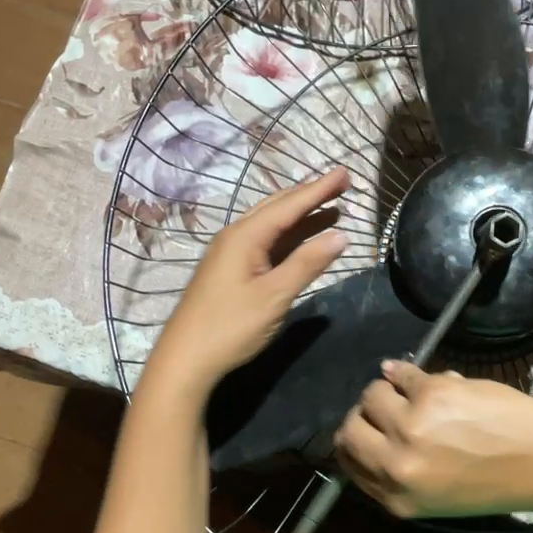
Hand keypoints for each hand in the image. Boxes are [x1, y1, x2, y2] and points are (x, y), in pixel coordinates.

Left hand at [143, 169, 350, 398]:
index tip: (346, 174)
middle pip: (279, 208)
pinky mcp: (233, 272)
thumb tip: (341, 237)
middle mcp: (237, 237)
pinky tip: (306, 240)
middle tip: (342, 185)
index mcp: (245, 236)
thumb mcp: (275, 295)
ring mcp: (233, 255)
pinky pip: (268, 244)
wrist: (187, 359)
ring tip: (333, 209)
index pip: (289, 205)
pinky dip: (291, 238)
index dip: (319, 189)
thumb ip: (308, 264)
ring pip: (273, 227)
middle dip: (311, 196)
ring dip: (303, 217)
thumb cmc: (230, 326)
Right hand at [335, 361, 532, 517]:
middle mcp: (396, 465)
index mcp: (397, 497)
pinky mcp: (430, 392)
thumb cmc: (497, 482)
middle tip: (385, 410)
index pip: (349, 463)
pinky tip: (419, 378)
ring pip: (371, 395)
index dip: (353, 443)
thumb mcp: (438, 496)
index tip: (365, 432)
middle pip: (349, 429)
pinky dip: (404, 372)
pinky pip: (399, 373)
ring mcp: (410, 426)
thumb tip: (372, 432)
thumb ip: (400, 472)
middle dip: (362, 416)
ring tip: (414, 396)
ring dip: (387, 391)